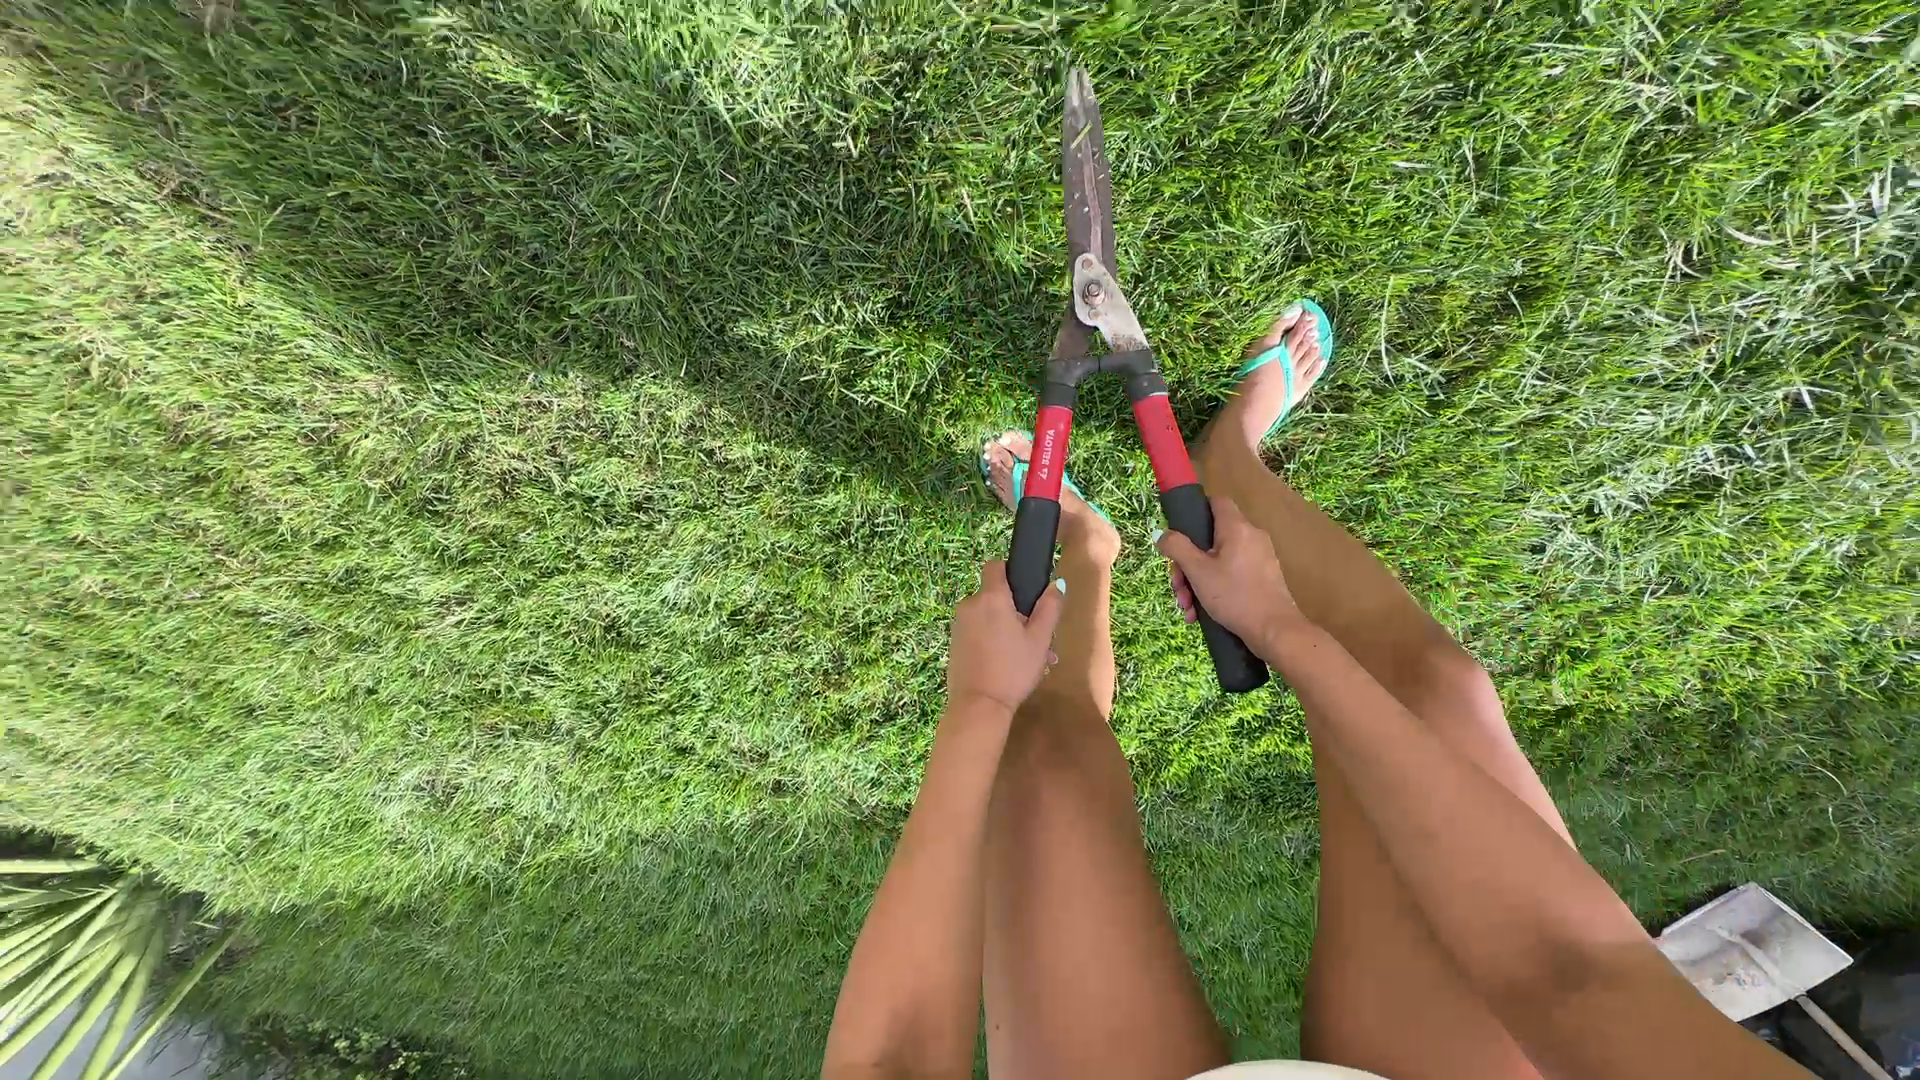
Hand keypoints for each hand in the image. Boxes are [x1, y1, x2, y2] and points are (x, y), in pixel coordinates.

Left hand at [946, 561, 1066, 714]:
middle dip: (1016, 612)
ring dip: (1008, 630)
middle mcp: (970, 605)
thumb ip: (1050, 608)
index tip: (1025, 591)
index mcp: (990, 598)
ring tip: (1030, 658)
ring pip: (988, 618)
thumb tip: (1056, 584)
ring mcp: (959, 625)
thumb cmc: (1013, 669)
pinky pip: (978, 633)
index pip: (995, 566)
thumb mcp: (1040, 639)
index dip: (1010, 572)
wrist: (979, 706)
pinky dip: (993, 641)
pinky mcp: (954, 643)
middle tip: (1039, 638)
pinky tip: (1011, 666)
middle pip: (995, 597)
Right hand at [1154, 495, 1306, 646]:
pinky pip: (1231, 574)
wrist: (1274, 630)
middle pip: (1211, 538)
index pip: (1217, 502)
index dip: (1196, 511)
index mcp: (1237, 528)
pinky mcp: (1263, 577)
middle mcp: (1251, 537)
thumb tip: (1162, 534)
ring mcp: (1259, 558)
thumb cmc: (1234, 595)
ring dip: (1196, 581)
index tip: (1179, 532)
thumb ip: (1177, 547)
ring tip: (1187, 606)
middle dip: (1187, 563)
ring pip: (1218, 560)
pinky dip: (1214, 588)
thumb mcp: (1197, 572)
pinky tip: (1200, 613)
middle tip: (1178, 585)